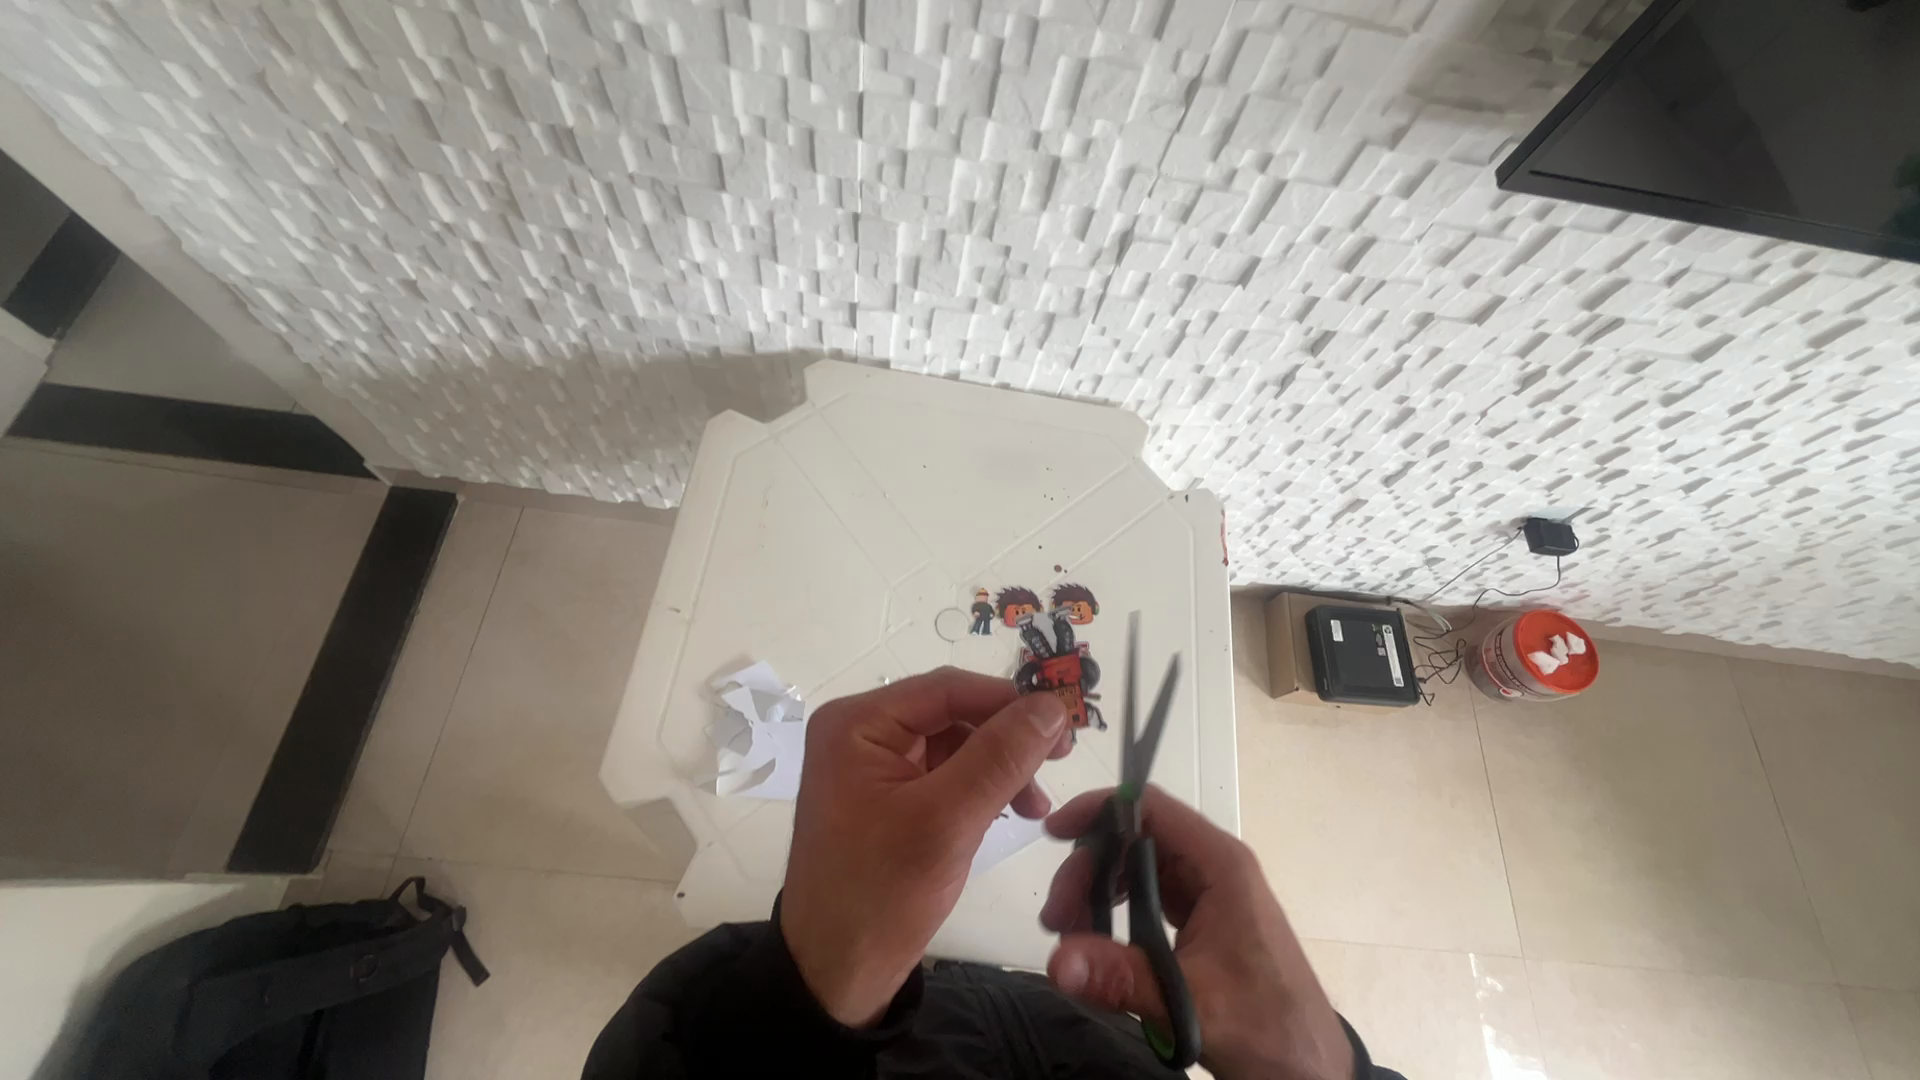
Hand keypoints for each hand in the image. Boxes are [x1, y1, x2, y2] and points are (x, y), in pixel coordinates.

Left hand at [780, 668, 1072, 1027]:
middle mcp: (861, 732)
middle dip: (1006, 739)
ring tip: (1035, 806)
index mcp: (858, 724)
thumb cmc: (881, 894)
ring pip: (955, 744)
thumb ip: (1000, 757)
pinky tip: (1008, 811)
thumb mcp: (947, 820)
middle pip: (951, 714)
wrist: (836, 975)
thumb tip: (1052, 705)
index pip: (946, 689)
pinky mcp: (888, 795)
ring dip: (999, 767)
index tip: (1064, 723)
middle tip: (1059, 762)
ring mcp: (873, 765)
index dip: (1008, 700)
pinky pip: (945, 773)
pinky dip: (981, 788)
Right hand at [1041, 786, 1353, 1079]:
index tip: (1056, 833)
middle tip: (1057, 917)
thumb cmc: (1267, 1029)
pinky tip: (1096, 940)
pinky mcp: (1201, 917)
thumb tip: (1057, 961)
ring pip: (1136, 866)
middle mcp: (1212, 866)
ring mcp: (1207, 891)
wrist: (1313, 1075)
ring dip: (1097, 890)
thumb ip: (1122, 977)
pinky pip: (1146, 895)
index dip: (1099, 810)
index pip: (1150, 808)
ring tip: (1070, 933)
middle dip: (1089, 869)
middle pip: (1134, 838)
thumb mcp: (1189, 1002)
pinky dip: (1115, 910)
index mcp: (1220, 864)